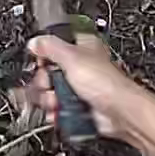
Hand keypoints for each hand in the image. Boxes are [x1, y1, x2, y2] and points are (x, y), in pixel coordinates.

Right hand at [26, 32, 154, 145]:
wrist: (119, 113)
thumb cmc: (105, 82)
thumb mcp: (71, 57)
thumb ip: (50, 47)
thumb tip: (35, 41)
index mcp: (82, 46)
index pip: (54, 45)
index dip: (44, 55)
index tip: (38, 62)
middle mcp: (82, 66)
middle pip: (50, 71)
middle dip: (44, 81)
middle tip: (46, 84)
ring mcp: (81, 88)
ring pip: (54, 92)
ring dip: (49, 98)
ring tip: (53, 100)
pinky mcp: (81, 107)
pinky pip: (60, 108)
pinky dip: (56, 112)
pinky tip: (56, 113)